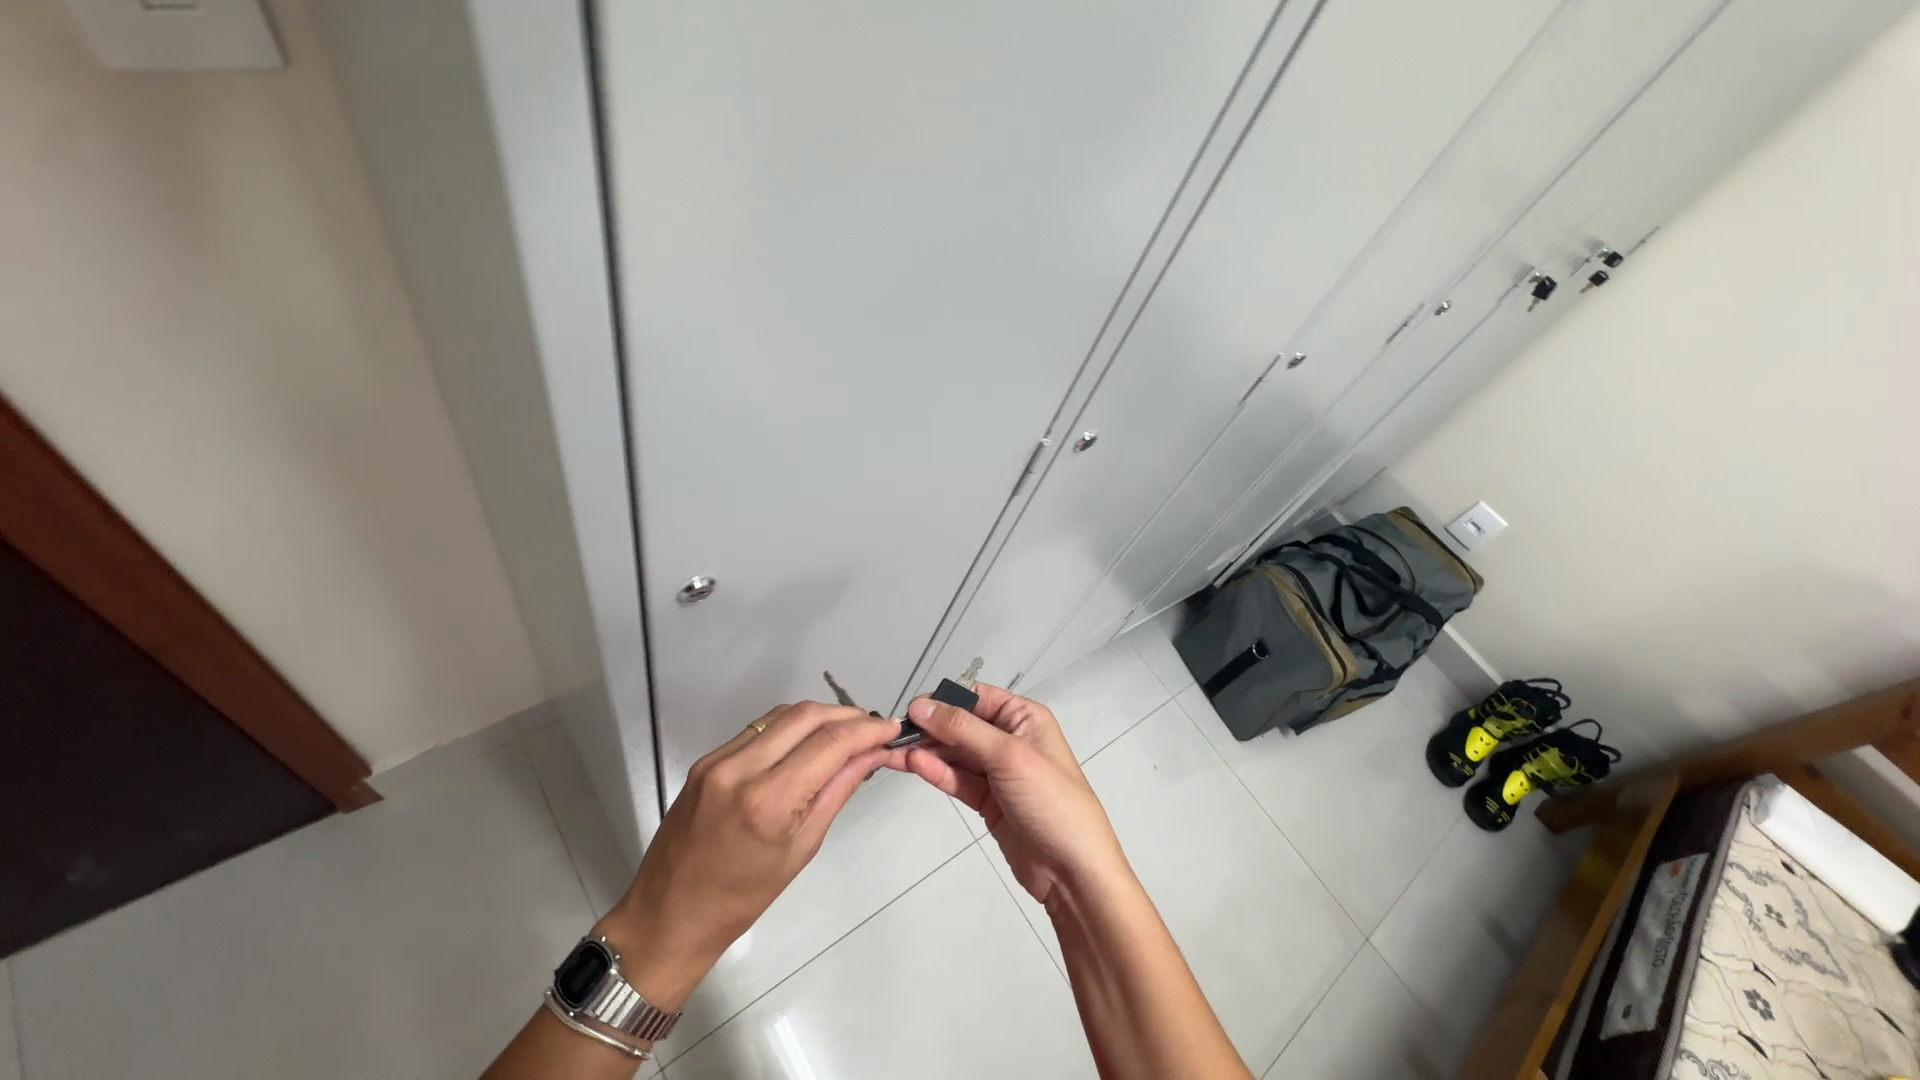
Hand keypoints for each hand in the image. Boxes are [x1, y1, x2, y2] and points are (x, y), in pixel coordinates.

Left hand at [599, 702, 899, 1007]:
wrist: (668, 914)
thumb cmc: (742, 899)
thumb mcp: (801, 849)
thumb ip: (837, 791)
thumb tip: (872, 755)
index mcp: (768, 800)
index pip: (830, 743)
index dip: (867, 730)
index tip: (891, 729)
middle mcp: (740, 768)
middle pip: (806, 715)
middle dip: (846, 715)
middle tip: (873, 728)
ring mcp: (718, 760)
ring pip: (781, 714)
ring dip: (820, 716)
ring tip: (847, 732)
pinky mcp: (706, 760)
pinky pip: (758, 729)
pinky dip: (790, 727)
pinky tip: (808, 742)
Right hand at [890, 684, 1130, 909]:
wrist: (1072, 868)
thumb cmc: (1050, 799)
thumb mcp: (1008, 756)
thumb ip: (962, 729)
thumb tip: (921, 705)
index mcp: (1024, 718)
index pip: (976, 697)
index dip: (944, 700)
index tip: (910, 710)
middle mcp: (1011, 739)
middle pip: (961, 725)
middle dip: (929, 728)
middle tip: (892, 735)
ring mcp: (999, 772)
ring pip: (955, 753)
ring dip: (926, 751)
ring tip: (891, 752)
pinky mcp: (988, 801)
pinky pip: (957, 779)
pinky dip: (936, 772)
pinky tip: (911, 765)